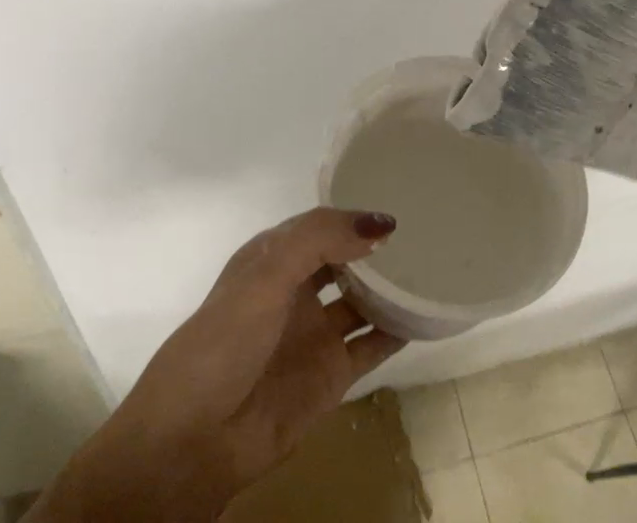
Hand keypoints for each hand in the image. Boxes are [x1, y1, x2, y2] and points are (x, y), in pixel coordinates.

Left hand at [31, 208, 405, 522]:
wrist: (197, 438)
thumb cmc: (223, 343)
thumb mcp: (264, 275)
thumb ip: (319, 240)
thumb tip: (382, 225)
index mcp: (270, 260)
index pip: (319, 226)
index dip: (353, 214)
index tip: (401, 200)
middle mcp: (295, 292)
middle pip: (345, 260)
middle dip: (378, 248)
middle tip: (429, 230)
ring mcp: (315, 334)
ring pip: (365, 300)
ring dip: (394, 285)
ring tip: (439, 264)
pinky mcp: (333, 374)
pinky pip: (376, 343)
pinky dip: (403, 327)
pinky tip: (432, 311)